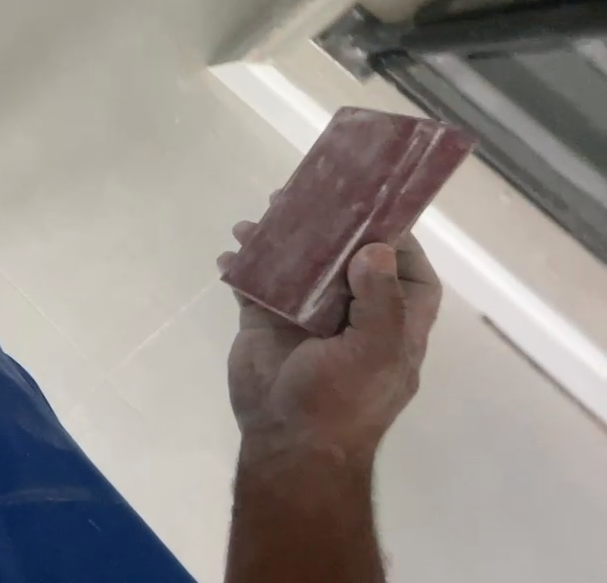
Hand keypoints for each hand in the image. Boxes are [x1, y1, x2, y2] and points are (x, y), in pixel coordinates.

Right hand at [219, 224, 441, 463]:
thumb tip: (376, 250)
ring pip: (292, 267)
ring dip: (273, 243)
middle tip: (294, 199)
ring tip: (249, 224)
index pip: (407, 276)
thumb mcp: (376, 353)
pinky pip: (251, 284)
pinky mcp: (263, 322)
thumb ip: (381, 303)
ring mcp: (302, 318)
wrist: (287, 435)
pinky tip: (228, 256)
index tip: (371, 211)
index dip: (395, 243)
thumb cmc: (342, 399)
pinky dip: (239, 266)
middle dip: (322, 230)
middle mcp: (349, 316)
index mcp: (391, 326)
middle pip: (342, 262)